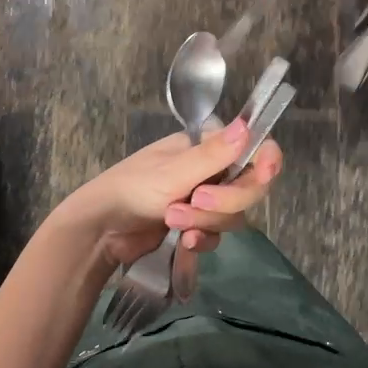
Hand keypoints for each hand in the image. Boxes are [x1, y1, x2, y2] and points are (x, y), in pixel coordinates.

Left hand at [55, 118, 282, 265]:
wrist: (101, 229)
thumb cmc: (132, 188)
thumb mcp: (173, 171)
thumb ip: (213, 155)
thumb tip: (247, 124)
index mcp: (203, 146)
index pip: (252, 147)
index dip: (265, 160)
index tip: (264, 173)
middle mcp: (208, 170)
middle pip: (248, 186)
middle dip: (225, 200)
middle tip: (196, 200)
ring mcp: (202, 199)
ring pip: (233, 215)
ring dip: (205, 221)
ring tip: (172, 220)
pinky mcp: (195, 227)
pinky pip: (217, 235)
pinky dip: (201, 239)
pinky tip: (182, 243)